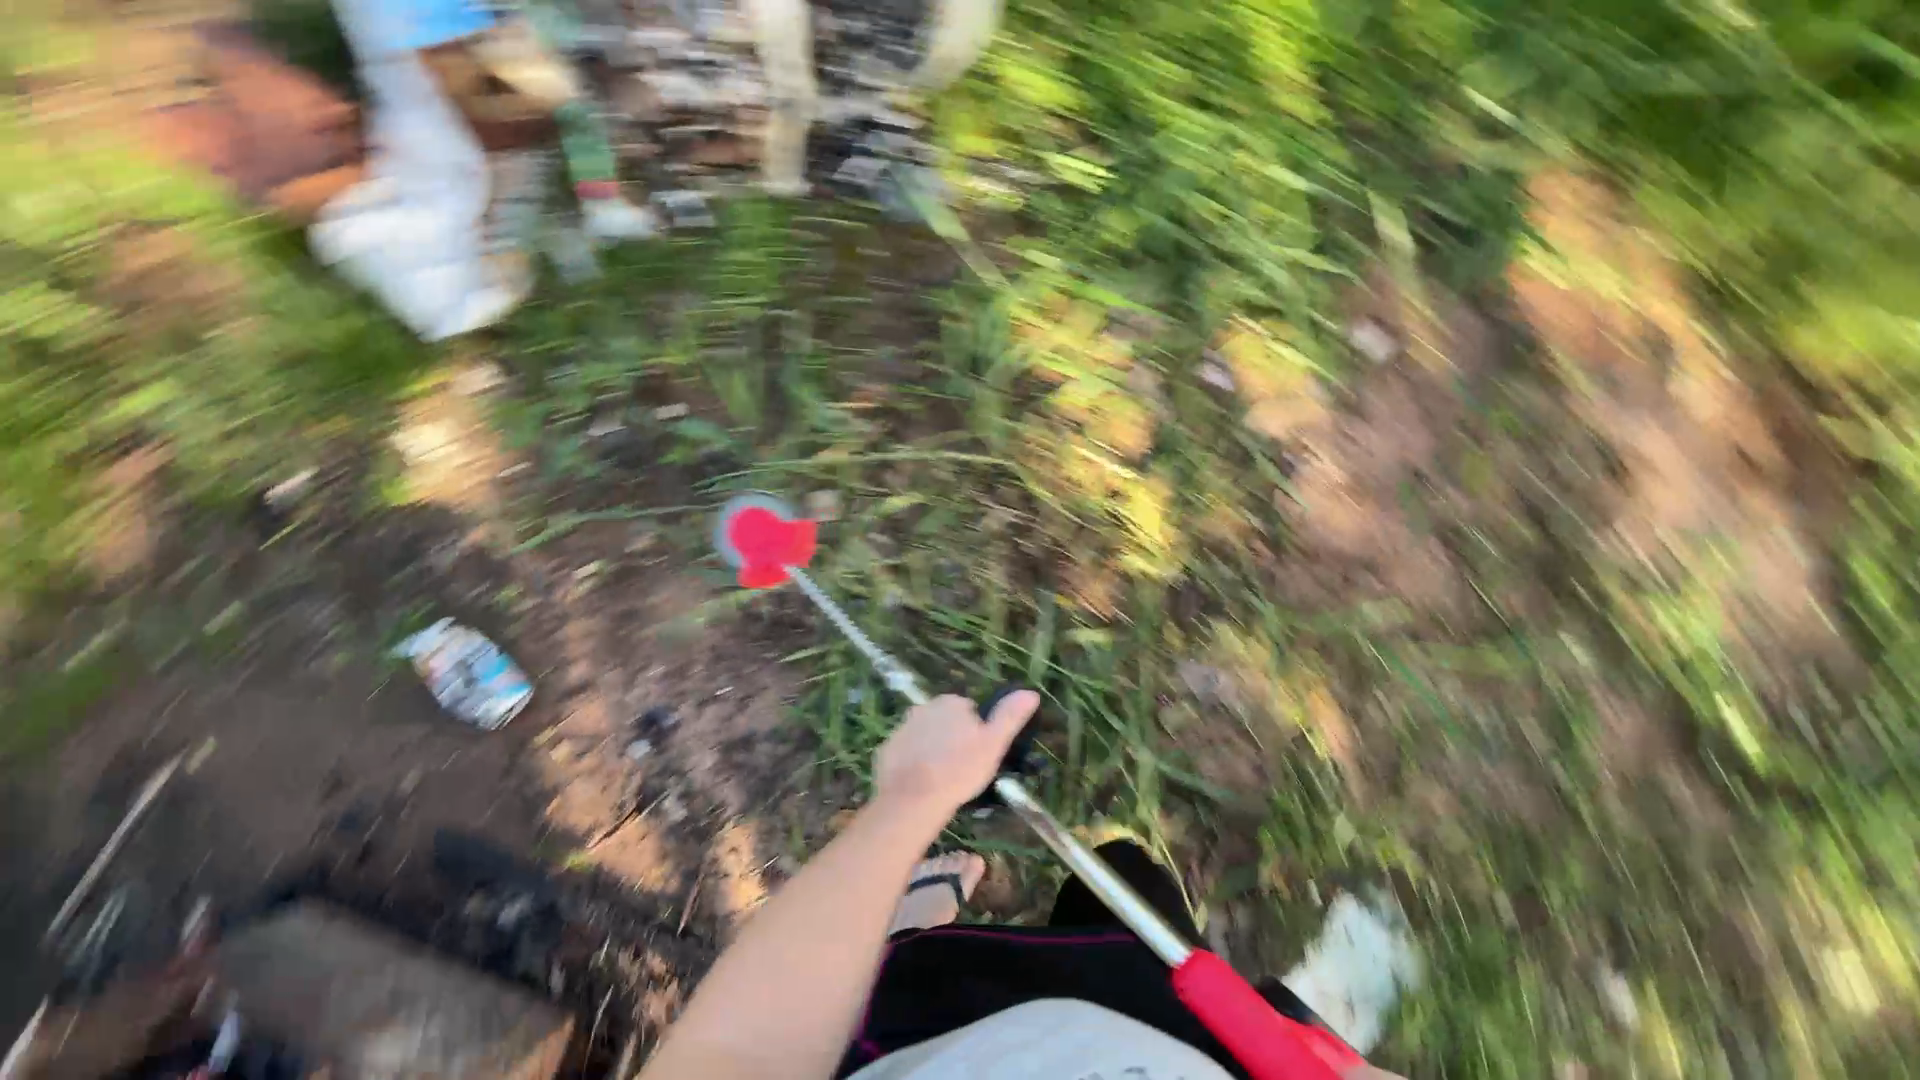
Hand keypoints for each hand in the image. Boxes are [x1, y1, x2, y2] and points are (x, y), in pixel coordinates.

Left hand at [873, 691, 1039, 819]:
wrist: (913, 797)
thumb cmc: (959, 769)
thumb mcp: (994, 744)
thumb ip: (1010, 716)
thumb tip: (1031, 693)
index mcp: (951, 703)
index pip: (969, 712)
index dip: (976, 734)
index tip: (977, 756)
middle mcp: (923, 708)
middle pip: (945, 722)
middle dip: (953, 739)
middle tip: (962, 769)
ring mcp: (902, 728)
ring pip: (925, 737)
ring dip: (933, 751)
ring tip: (942, 778)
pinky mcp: (887, 749)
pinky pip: (906, 753)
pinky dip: (913, 763)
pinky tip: (921, 783)